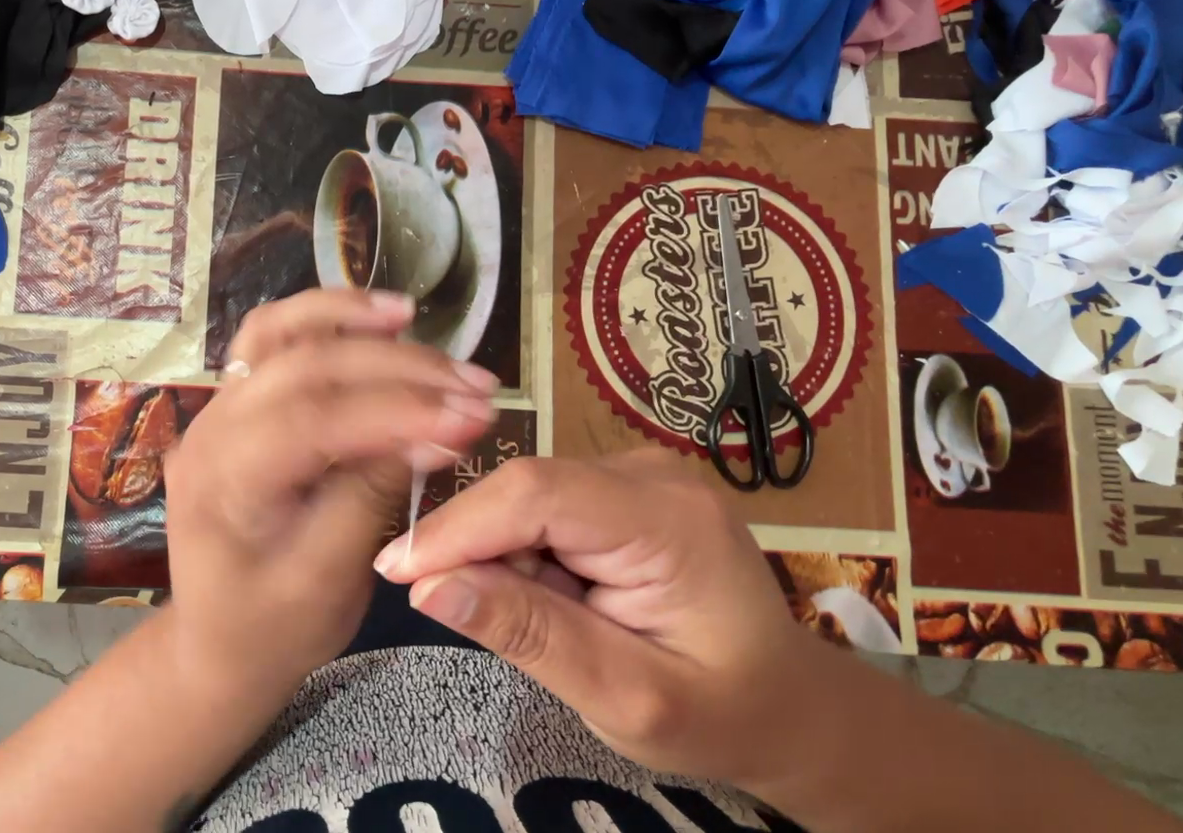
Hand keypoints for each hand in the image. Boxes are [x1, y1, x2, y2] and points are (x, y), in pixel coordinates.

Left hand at [163, 289, 499, 688]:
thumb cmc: (273, 629)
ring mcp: (216, 410)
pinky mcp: (233, 404)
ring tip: (413, 317)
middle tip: (472, 385)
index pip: (313, 420)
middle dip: (395, 369)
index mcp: (223, 481)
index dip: (398, 410)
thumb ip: (372, 496)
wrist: (217, 645)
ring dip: (349, 321)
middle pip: (303, 367)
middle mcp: (210, 429)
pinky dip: (322, 322)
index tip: (471, 416)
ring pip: (279, 335)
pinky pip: (272, 341)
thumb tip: (438, 432)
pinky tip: (373, 321)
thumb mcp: (327, 581)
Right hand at [374, 450, 829, 786]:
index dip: (457, 527)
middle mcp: (651, 473)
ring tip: (534, 614)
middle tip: (460, 610)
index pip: (536, 495)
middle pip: (524, 488)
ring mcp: (636, 471)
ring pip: (524, 494)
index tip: (395, 571)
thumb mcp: (628, 699)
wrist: (787, 701)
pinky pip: (541, 502)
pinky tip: (550, 592)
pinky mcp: (620, 483)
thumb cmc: (721, 712)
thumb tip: (428, 586)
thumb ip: (531, 636)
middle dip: (475, 547)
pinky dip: (522, 548)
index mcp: (668, 520)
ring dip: (500, 552)